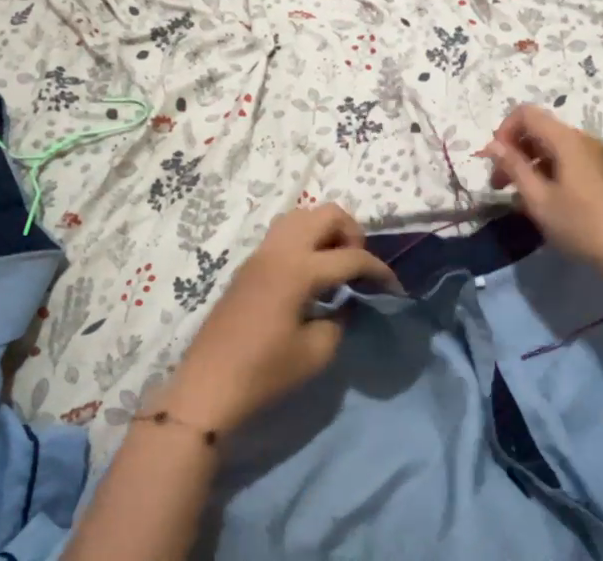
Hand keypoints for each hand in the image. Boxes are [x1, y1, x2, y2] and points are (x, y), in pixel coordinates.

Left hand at [160, 204, 399, 432]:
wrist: (208, 388)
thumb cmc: (264, 374)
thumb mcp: (316, 352)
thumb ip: (341, 319)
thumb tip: (347, 301)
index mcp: (298, 270)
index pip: (352, 256)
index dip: (379, 271)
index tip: (394, 289)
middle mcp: (280, 251)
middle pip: (327, 214)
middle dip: (352, 234)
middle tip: (359, 269)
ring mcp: (260, 254)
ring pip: (302, 217)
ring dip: (326, 232)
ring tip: (335, 268)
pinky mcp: (249, 265)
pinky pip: (284, 234)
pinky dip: (306, 241)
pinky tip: (311, 277)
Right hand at [484, 105, 602, 275]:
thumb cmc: (580, 223)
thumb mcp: (539, 198)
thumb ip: (514, 167)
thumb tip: (492, 145)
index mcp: (565, 139)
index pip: (526, 113)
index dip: (503, 131)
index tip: (494, 162)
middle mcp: (582, 139)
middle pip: (539, 129)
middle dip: (514, 151)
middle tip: (500, 185)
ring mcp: (595, 155)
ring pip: (552, 146)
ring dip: (529, 164)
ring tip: (520, 197)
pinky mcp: (602, 171)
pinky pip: (567, 159)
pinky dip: (548, 171)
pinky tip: (545, 200)